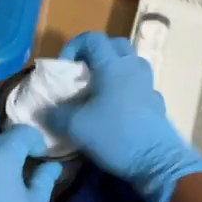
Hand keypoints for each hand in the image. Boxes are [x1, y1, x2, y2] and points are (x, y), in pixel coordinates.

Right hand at [48, 31, 201, 201]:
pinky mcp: (157, 104)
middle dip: (97, 53)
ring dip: (115, 68)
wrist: (158, 162)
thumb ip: (55, 115)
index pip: (93, 38)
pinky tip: (118, 109)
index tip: (65, 66)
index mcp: (112, 66)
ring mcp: (148, 86)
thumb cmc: (115, 136)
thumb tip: (43, 111)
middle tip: (83, 71)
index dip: (75, 45)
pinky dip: (127, 89)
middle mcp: (132, 69)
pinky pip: (140, 86)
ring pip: (132, 63)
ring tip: (100, 88)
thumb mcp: (76, 127)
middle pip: (116, 45)